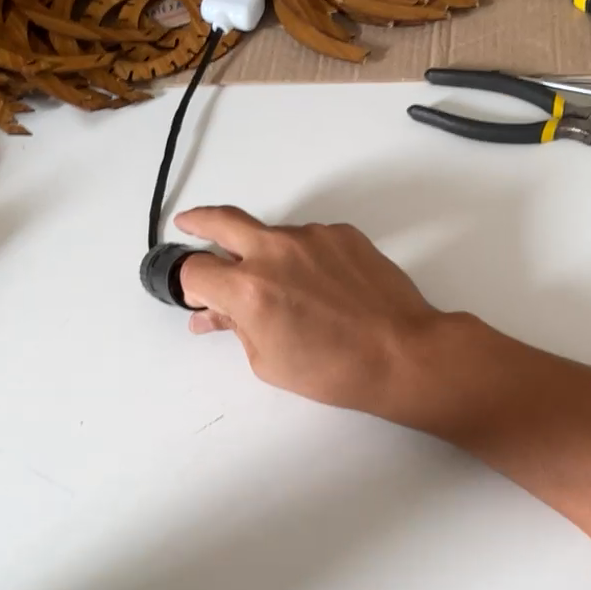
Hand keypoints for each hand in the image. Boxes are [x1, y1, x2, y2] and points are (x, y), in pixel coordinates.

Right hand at [173, 207, 449, 414]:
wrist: (402, 352)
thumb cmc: (334, 369)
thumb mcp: (268, 360)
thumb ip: (234, 327)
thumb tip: (208, 315)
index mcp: (249, 288)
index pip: (194, 270)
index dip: (188, 284)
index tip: (195, 292)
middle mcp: (276, 251)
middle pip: (220, 221)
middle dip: (198, 223)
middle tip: (189, 226)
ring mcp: (312, 236)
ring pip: (271, 234)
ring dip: (264, 252)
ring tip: (285, 288)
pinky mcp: (343, 233)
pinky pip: (309, 239)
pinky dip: (303, 256)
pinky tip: (320, 285)